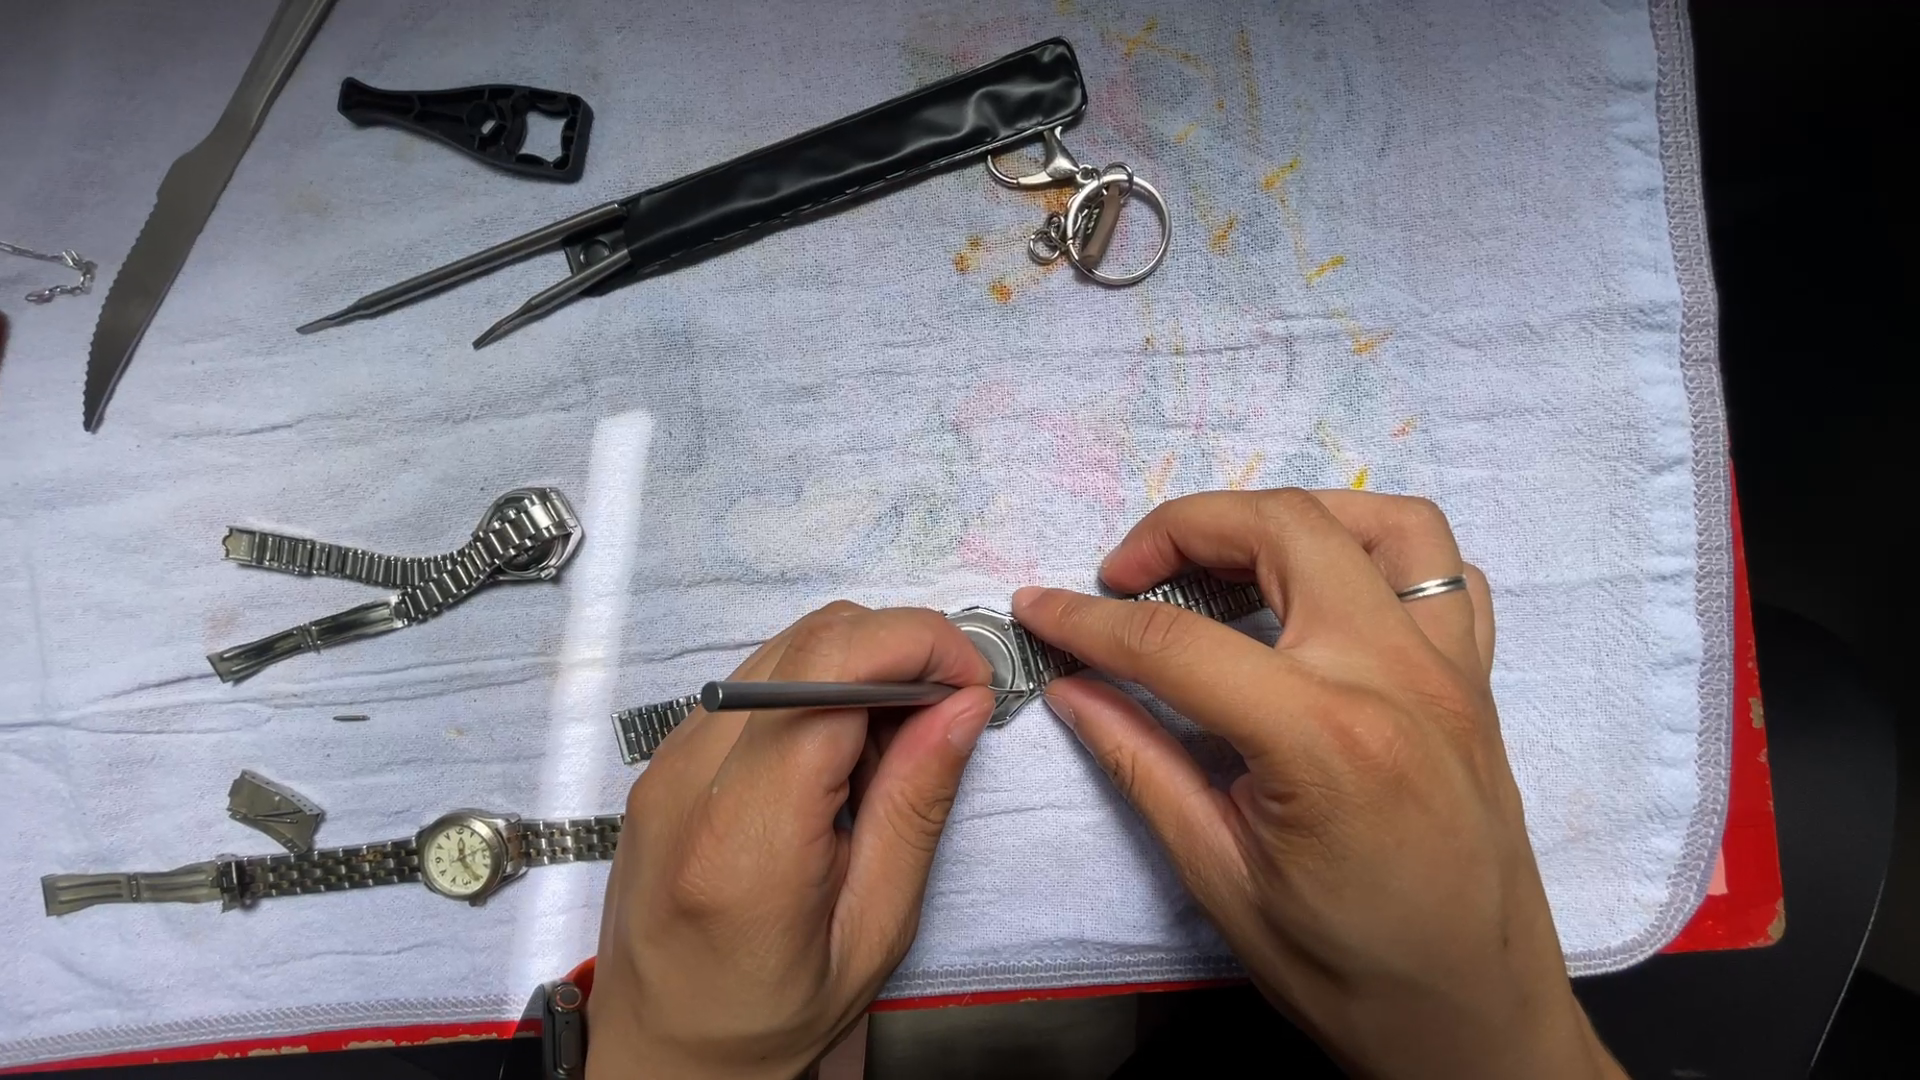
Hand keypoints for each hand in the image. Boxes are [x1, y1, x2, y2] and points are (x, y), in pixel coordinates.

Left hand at [587, 603, 996, 1079]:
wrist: (658, 1052)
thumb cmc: (770, 1014)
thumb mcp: (874, 926)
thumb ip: (917, 803)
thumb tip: (963, 703)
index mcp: (744, 832)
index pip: (833, 670)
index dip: (918, 645)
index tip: (972, 680)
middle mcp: (691, 770)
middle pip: (813, 638)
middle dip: (901, 645)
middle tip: (946, 706)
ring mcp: (671, 753)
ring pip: (791, 645)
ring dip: (865, 664)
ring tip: (894, 739)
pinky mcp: (670, 750)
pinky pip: (763, 676)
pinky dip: (825, 684)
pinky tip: (844, 749)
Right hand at [1012, 489, 1625, 1079]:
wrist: (1484, 1029)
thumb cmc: (1346, 971)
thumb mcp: (1216, 874)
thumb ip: (1138, 759)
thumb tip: (1070, 685)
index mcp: (1323, 740)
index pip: (1176, 642)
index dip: (1089, 619)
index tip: (1038, 606)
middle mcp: (1397, 676)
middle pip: (1281, 531)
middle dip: (1180, 529)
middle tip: (1124, 574)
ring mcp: (1451, 667)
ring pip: (1374, 519)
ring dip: (1281, 515)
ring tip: (1221, 555)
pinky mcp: (1475, 677)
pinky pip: (1439, 565)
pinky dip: (1366, 542)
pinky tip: (1317, 581)